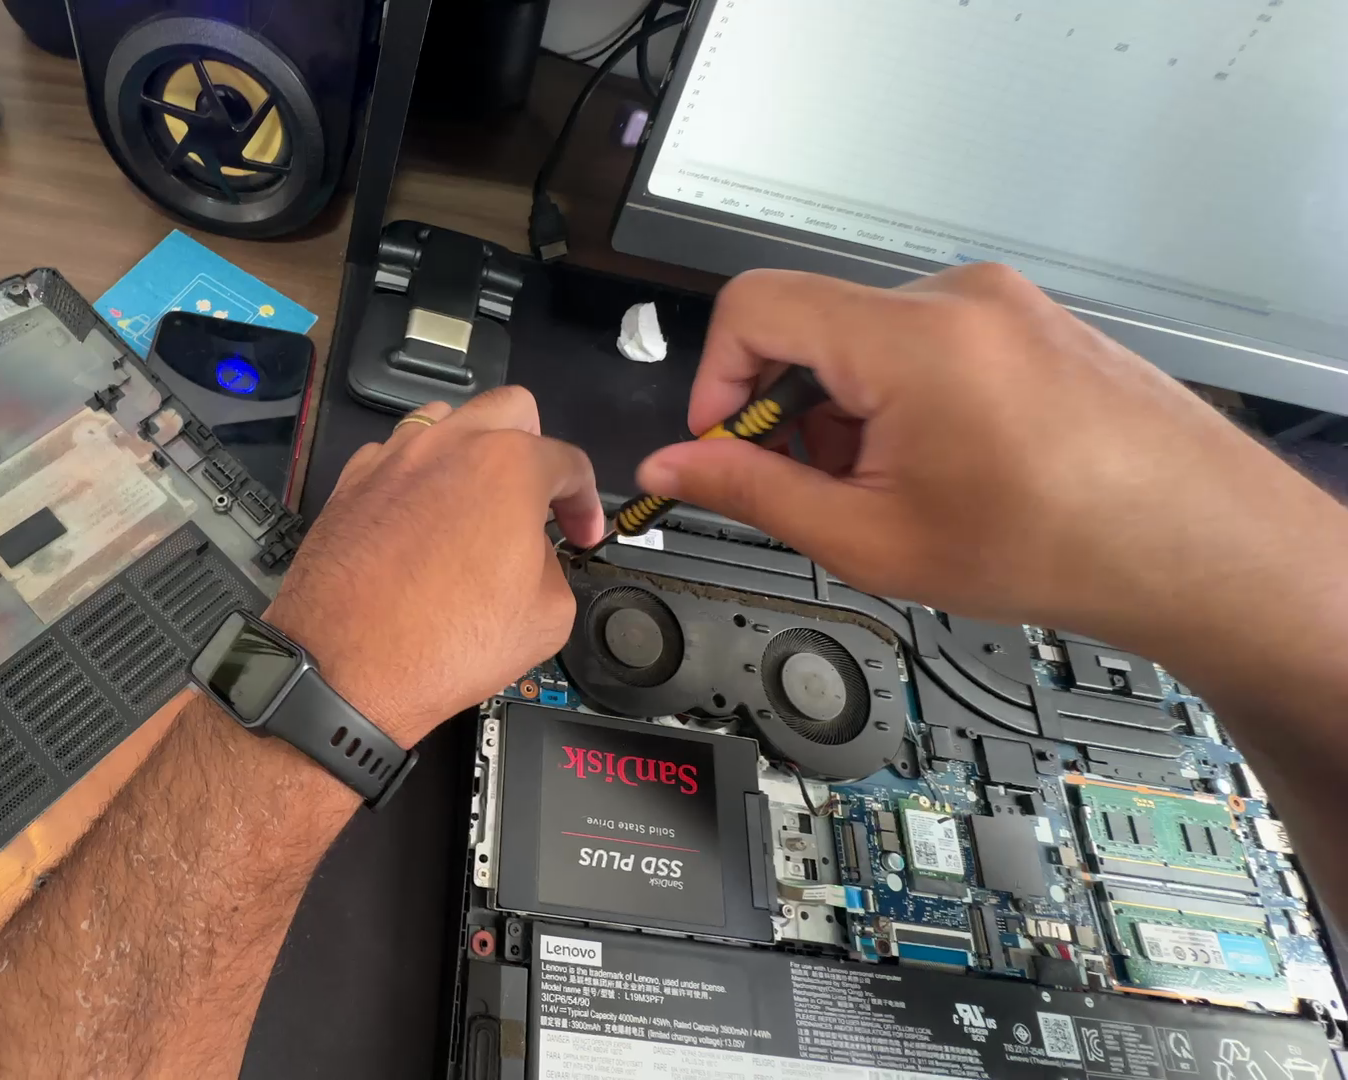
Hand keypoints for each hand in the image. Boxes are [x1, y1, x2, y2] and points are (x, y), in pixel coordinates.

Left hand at [265, 387, 604, 747]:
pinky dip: (417, 476)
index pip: (569, 462)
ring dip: (471, 450)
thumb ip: (552, 563)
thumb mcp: (546, 615)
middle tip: (534, 499)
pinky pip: (394, 457)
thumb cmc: (448, 643)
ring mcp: (392, 457)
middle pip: (509, 409)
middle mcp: (448, 444)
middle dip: (535, 447)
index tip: (581, 534)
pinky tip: (417, 519)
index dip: (585, 502)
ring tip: (473, 502)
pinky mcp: (349, 482)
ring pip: (445, 421)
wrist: (343, 667)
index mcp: (508, 465)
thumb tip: (530, 551)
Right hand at [634, 264, 1347, 651]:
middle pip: (800, 328)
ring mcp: (991, 304)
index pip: (752, 307)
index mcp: (912, 341)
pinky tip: (919, 462)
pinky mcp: (1012, 319)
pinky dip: (879, 401)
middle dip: (777, 411)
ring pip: (848, 341)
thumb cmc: (1046, 548)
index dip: (714, 379)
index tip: (724, 445)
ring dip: (831, 413)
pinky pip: (903, 343)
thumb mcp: (863, 536)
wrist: (1205, 551)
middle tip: (809, 486)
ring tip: (880, 484)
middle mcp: (953, 298)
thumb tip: (665, 467)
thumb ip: (746, 491)